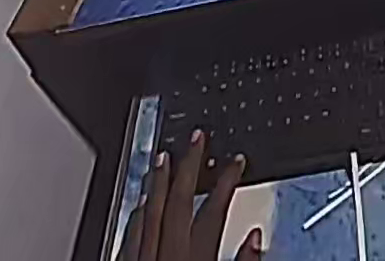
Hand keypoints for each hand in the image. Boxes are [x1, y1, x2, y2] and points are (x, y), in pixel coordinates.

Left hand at [121, 130, 262, 260]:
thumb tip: (255, 237)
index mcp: (195, 260)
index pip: (214, 211)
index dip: (227, 181)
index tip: (236, 160)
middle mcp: (167, 256)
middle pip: (178, 201)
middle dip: (189, 164)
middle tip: (197, 137)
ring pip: (149, 213)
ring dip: (158, 182)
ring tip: (164, 155)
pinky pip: (129, 237)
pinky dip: (137, 215)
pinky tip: (141, 202)